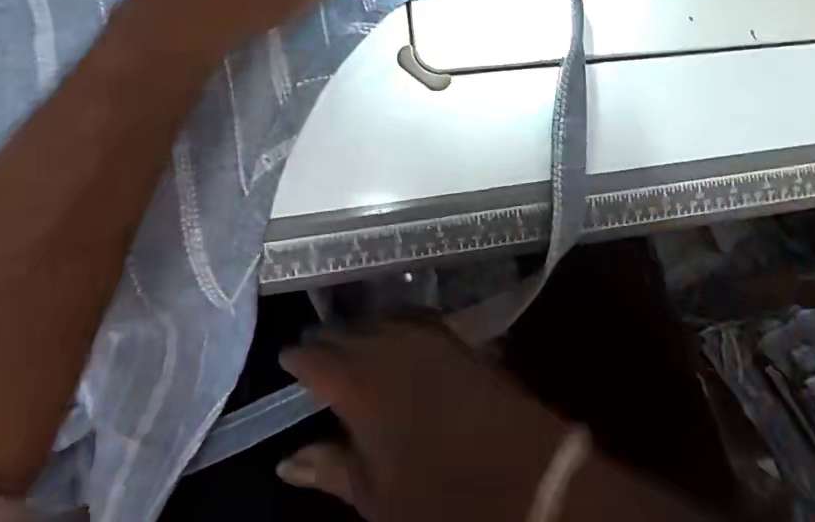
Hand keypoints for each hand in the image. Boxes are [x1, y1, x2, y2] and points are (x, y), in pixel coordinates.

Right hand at [277, 321, 573, 521]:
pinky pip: (411, 317)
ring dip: (360, 331)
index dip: (297, 360)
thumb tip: (286, 462)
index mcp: (356, 381)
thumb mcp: (377, 496)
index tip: (288, 365)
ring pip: (375, 319)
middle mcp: (384, 343)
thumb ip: (330, 468)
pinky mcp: (452, 333)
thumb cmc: (441, 496)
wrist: (527, 474)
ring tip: (352, 348)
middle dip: (326, 342)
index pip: (312, 356)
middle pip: (342, 331)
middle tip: (316, 357)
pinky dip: (395, 326)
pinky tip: (396, 341)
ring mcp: (422, 333)